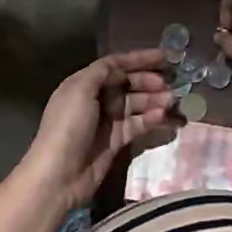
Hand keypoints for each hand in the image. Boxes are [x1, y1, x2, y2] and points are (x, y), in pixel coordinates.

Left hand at [20, 49, 175, 209]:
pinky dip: (150, 119)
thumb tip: (122, 69)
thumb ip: (102, 73)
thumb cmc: (68, 127)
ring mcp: (106, 120)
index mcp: (83, 83)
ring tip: (172, 100)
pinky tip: (163, 116)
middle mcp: (95, 98)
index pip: (114, 65)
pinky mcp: (115, 140)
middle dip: (148, 80)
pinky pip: (136, 124)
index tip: (163, 56)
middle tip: (170, 83)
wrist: (59, 175)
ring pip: (134, 103)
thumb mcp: (80, 91)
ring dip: (153, 100)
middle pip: (126, 83)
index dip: (138, 59)